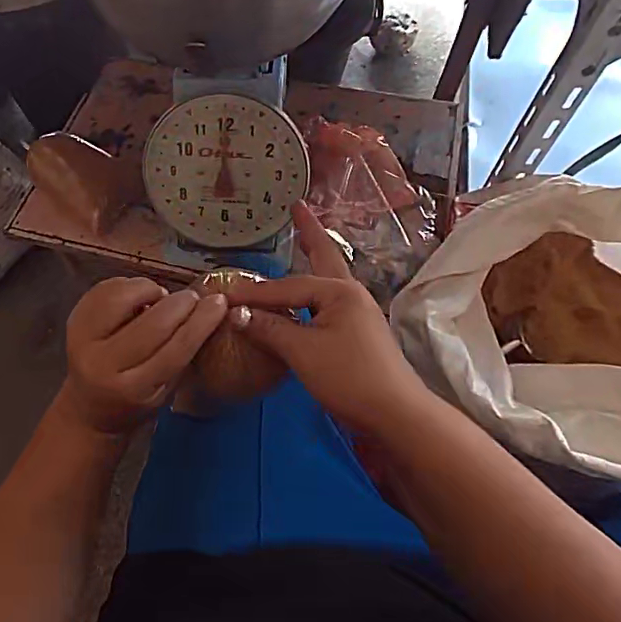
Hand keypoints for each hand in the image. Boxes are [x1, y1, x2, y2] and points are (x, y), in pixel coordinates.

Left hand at [60, 277, 227, 434]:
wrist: (91, 408)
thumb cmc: (139, 399)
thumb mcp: (167, 388)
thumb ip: (188, 351)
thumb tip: (213, 308)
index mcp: (134, 389)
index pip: (176, 349)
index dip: (201, 322)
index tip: (219, 302)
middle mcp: (104, 366)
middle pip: (153, 324)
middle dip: (181, 304)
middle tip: (193, 298)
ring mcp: (82, 341)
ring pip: (123, 298)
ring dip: (150, 290)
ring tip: (160, 298)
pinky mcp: (74, 320)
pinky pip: (106, 289)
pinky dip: (129, 285)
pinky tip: (139, 297)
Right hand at [221, 202, 435, 432]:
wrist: (396, 413)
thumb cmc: (350, 376)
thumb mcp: (303, 352)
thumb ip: (270, 329)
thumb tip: (236, 313)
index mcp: (340, 292)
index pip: (287, 286)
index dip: (254, 293)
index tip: (224, 295)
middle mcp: (352, 294)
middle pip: (325, 257)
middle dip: (310, 233)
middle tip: (299, 208)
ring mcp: (359, 313)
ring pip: (327, 281)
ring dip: (314, 260)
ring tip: (302, 241)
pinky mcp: (359, 333)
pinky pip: (328, 303)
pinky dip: (313, 294)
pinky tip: (306, 299)